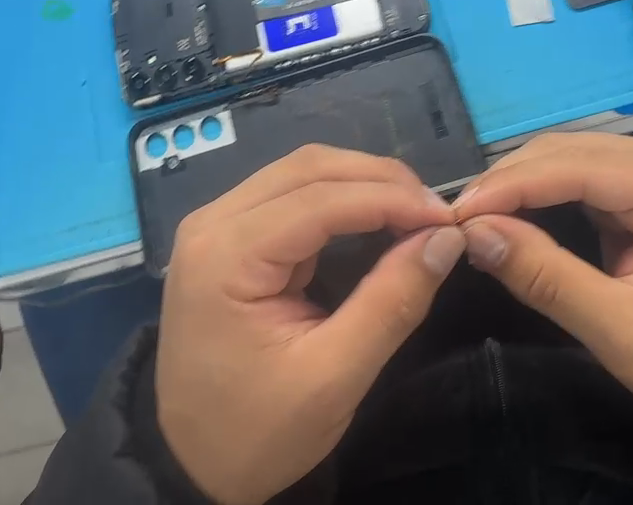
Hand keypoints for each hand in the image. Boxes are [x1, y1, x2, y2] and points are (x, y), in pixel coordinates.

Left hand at [155, 144, 465, 504]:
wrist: (185, 463)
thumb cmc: (254, 431)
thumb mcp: (333, 378)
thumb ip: (391, 303)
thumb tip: (445, 239)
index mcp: (225, 253)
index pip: (319, 199)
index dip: (389, 199)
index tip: (447, 217)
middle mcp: (212, 220)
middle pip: (307, 168)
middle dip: (378, 179)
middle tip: (434, 210)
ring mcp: (216, 223)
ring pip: (301, 173)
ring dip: (361, 183)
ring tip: (414, 210)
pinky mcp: (228, 234)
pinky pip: (291, 195)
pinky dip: (340, 198)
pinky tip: (375, 216)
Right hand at [452, 133, 632, 459]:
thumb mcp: (623, 334)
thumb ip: (547, 278)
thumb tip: (473, 233)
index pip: (579, 165)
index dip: (511, 185)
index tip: (454, 214)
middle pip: (569, 151)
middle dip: (509, 183)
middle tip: (457, 224)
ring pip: (567, 157)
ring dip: (519, 186)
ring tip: (475, 221)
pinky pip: (580, 176)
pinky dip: (540, 194)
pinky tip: (510, 215)